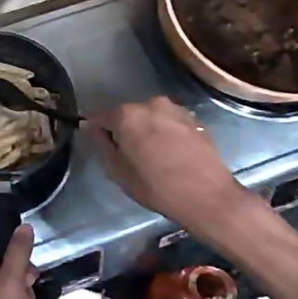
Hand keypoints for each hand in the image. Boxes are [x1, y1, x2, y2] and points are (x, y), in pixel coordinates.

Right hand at [85, 97, 259, 234]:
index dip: (95, 129)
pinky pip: (168, 122)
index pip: (99, 115)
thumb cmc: (156, 187)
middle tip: (126, 154)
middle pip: (126, 113)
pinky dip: (163, 132)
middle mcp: (150, 103)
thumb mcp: (118, 171)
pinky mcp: (193, 119)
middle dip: (123, 129)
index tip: (98, 144)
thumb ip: (100, 144)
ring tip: (150, 155)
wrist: (207, 195)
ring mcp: (175, 109)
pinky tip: (169, 154)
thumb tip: (90, 126)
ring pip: (149, 116)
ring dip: (145, 130)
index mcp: (127, 114)